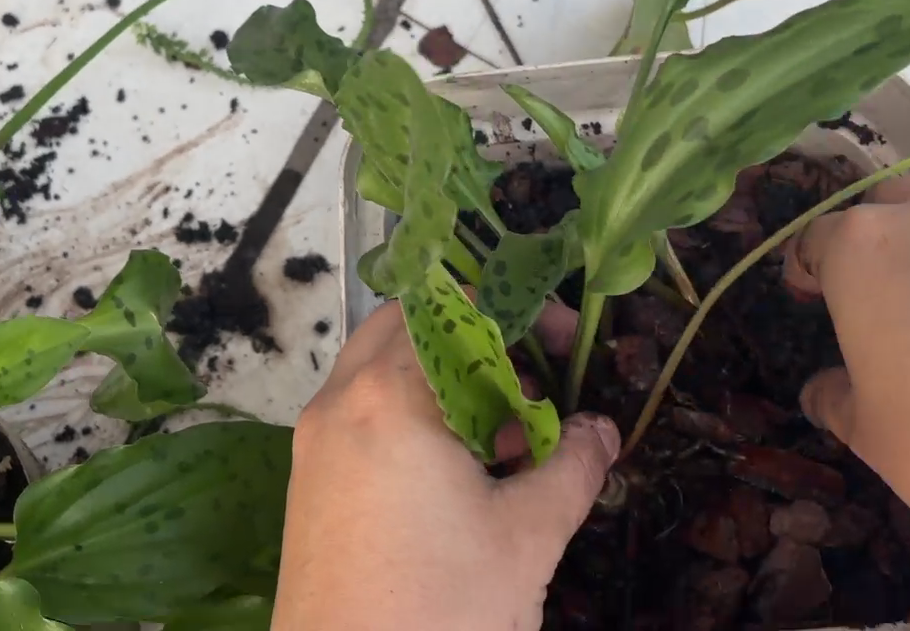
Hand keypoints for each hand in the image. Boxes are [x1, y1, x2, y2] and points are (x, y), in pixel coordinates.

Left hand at [273, 301, 617, 630]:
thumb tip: (602, 430)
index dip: (514, 311)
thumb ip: (572, 468)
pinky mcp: (307, 475)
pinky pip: (361, 413)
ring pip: (381, 369)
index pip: (451, 308)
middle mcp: (340, 399)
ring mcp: (315, 437)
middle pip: (408, 325)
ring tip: (501, 437)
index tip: (563, 341)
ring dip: (442, 381)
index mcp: (388, 393)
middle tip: (527, 384)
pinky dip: (408, 416)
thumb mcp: (525, 539)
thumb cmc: (441, 610)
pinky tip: (452, 475)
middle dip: (474, 340)